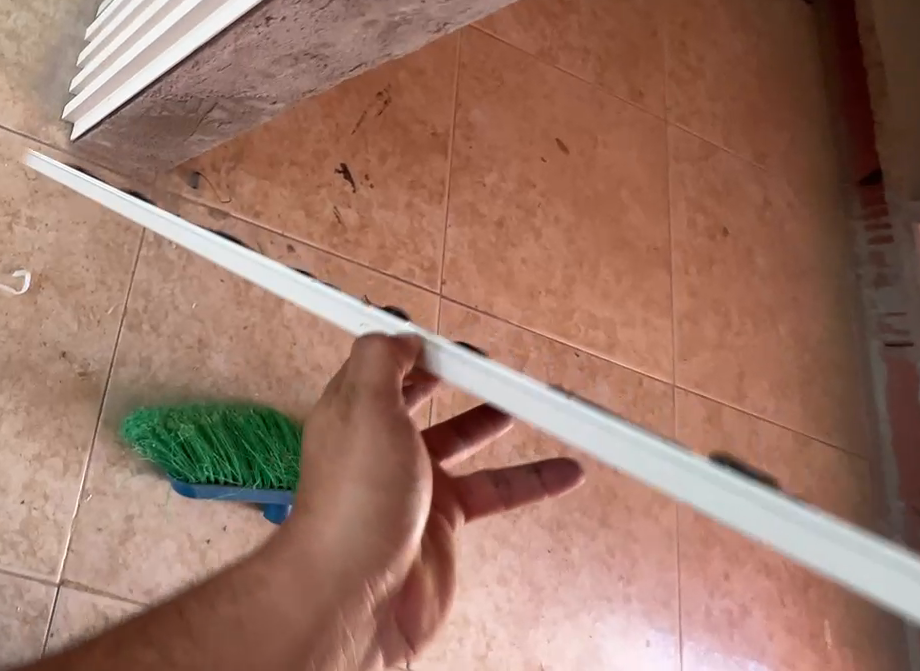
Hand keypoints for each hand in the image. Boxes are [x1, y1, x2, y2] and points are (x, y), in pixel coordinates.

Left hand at [276, 333, 585, 667]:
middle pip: (417, 395)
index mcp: (351, 408)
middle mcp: (377, 440)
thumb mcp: (364, 406)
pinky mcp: (441, 521)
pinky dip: (530, 479)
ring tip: (525, 399)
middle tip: (487, 361)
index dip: (407, 345)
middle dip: (449, 375)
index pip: (378, 364)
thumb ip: (381, 361)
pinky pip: (492, 490)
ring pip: (458, 439)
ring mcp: (410, 480)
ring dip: (489, 420)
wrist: (360, 588)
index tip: (438, 331)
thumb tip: (399, 335)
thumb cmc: (356, 494)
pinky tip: (568, 470)